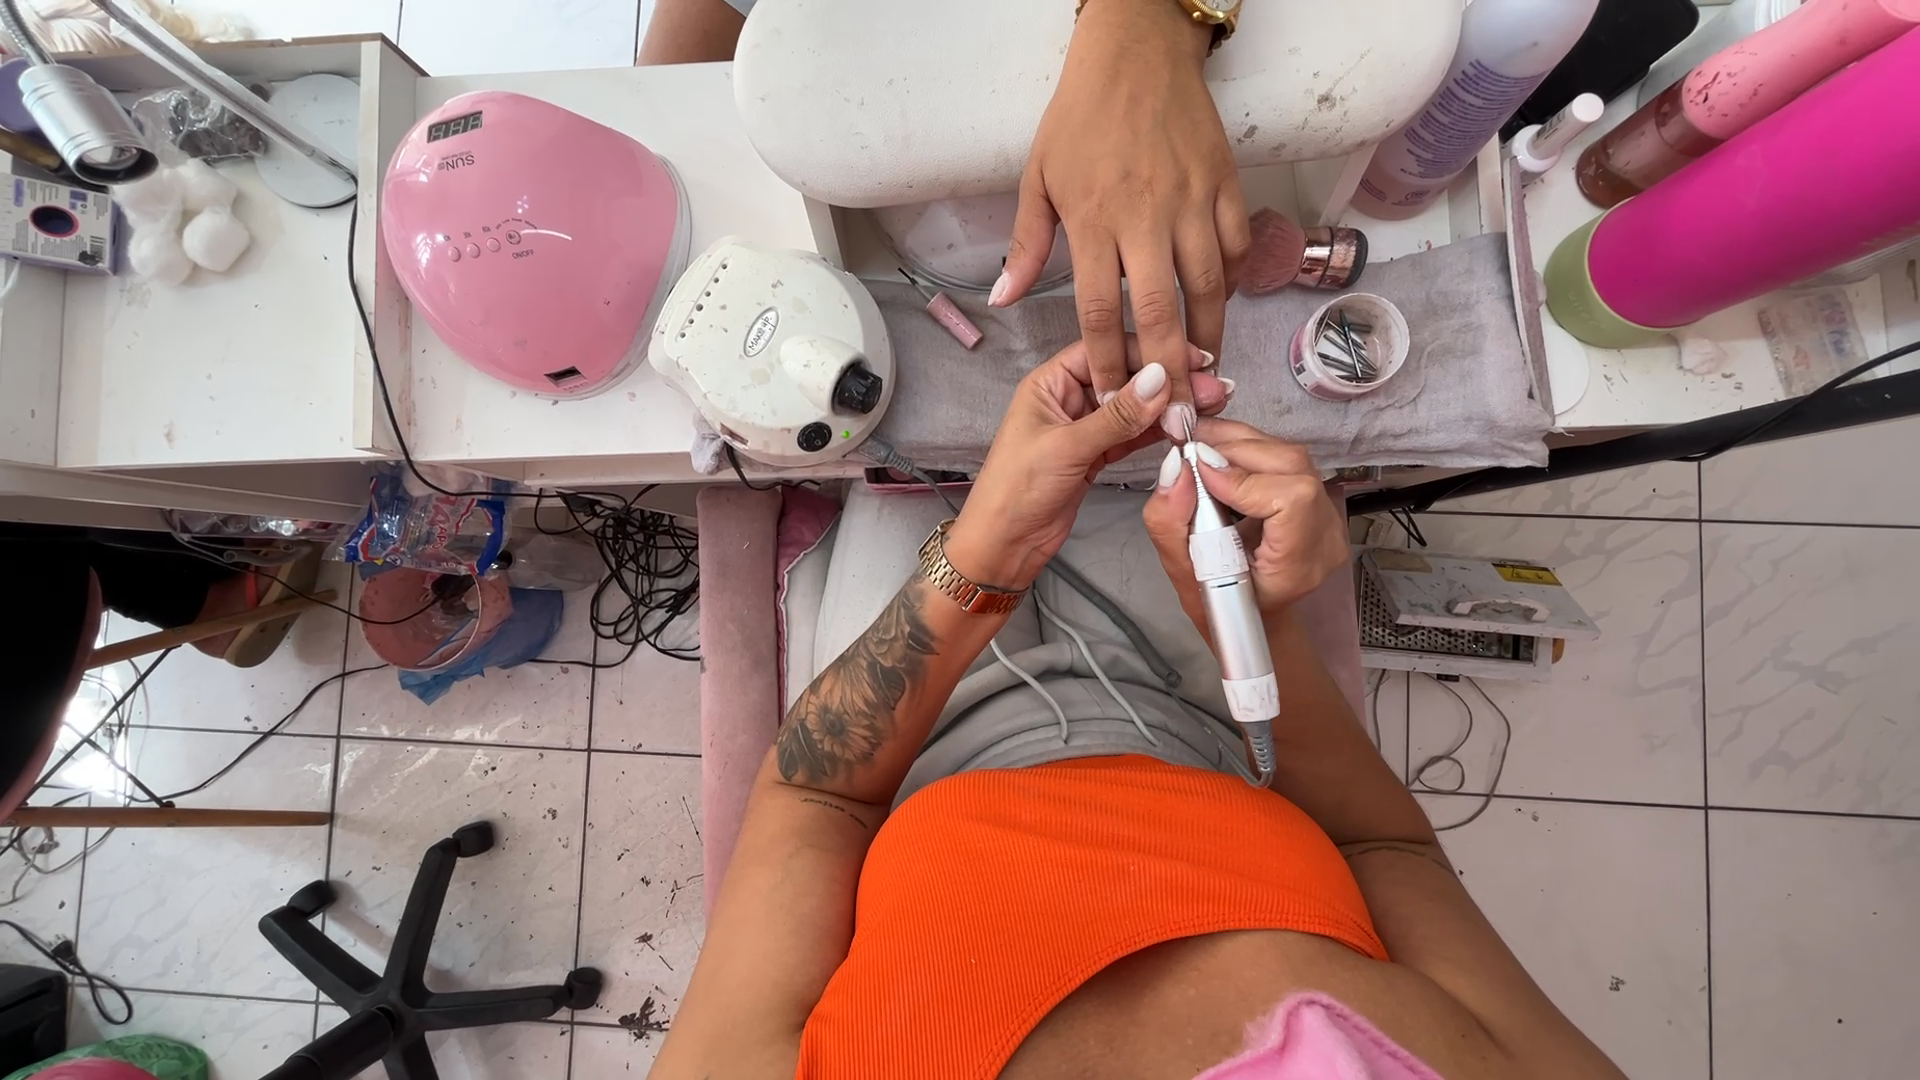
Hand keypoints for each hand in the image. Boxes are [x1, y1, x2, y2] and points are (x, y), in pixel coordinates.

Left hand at [945, 336, 1229, 590]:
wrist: (1005, 544)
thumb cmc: (1015, 491)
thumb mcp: (1067, 447)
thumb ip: (1116, 415)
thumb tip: (1159, 378)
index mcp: (1049, 383)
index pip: (1104, 350)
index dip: (1147, 351)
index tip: (1189, 357)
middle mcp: (1067, 398)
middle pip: (1124, 378)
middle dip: (1166, 380)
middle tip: (1211, 385)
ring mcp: (1083, 428)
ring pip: (1132, 408)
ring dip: (1168, 407)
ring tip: (1210, 403)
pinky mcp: (1094, 455)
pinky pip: (1131, 435)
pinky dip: (1156, 432)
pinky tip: (1183, 426)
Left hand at [992, 0, 1249, 442]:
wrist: (1136, 49)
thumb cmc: (1079, 119)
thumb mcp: (1037, 179)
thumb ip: (1026, 246)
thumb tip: (1004, 300)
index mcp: (1094, 222)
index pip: (1100, 310)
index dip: (1109, 362)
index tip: (1115, 398)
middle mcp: (1146, 218)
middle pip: (1162, 309)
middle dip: (1169, 368)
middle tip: (1177, 409)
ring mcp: (1192, 200)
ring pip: (1209, 284)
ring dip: (1209, 333)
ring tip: (1205, 369)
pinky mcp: (1226, 182)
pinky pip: (1236, 245)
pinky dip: (1233, 281)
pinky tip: (1221, 305)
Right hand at [1142, 419, 1348, 634]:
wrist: (1247, 611)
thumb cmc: (1217, 602)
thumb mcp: (1179, 574)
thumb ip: (1169, 523)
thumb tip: (1176, 466)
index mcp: (1297, 566)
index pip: (1290, 499)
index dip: (1242, 477)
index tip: (1197, 470)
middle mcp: (1324, 536)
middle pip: (1291, 465)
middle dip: (1234, 449)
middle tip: (1188, 452)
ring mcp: (1327, 514)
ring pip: (1289, 454)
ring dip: (1238, 442)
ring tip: (1197, 448)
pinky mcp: (1317, 497)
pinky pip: (1286, 458)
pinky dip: (1246, 446)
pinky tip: (1216, 452)